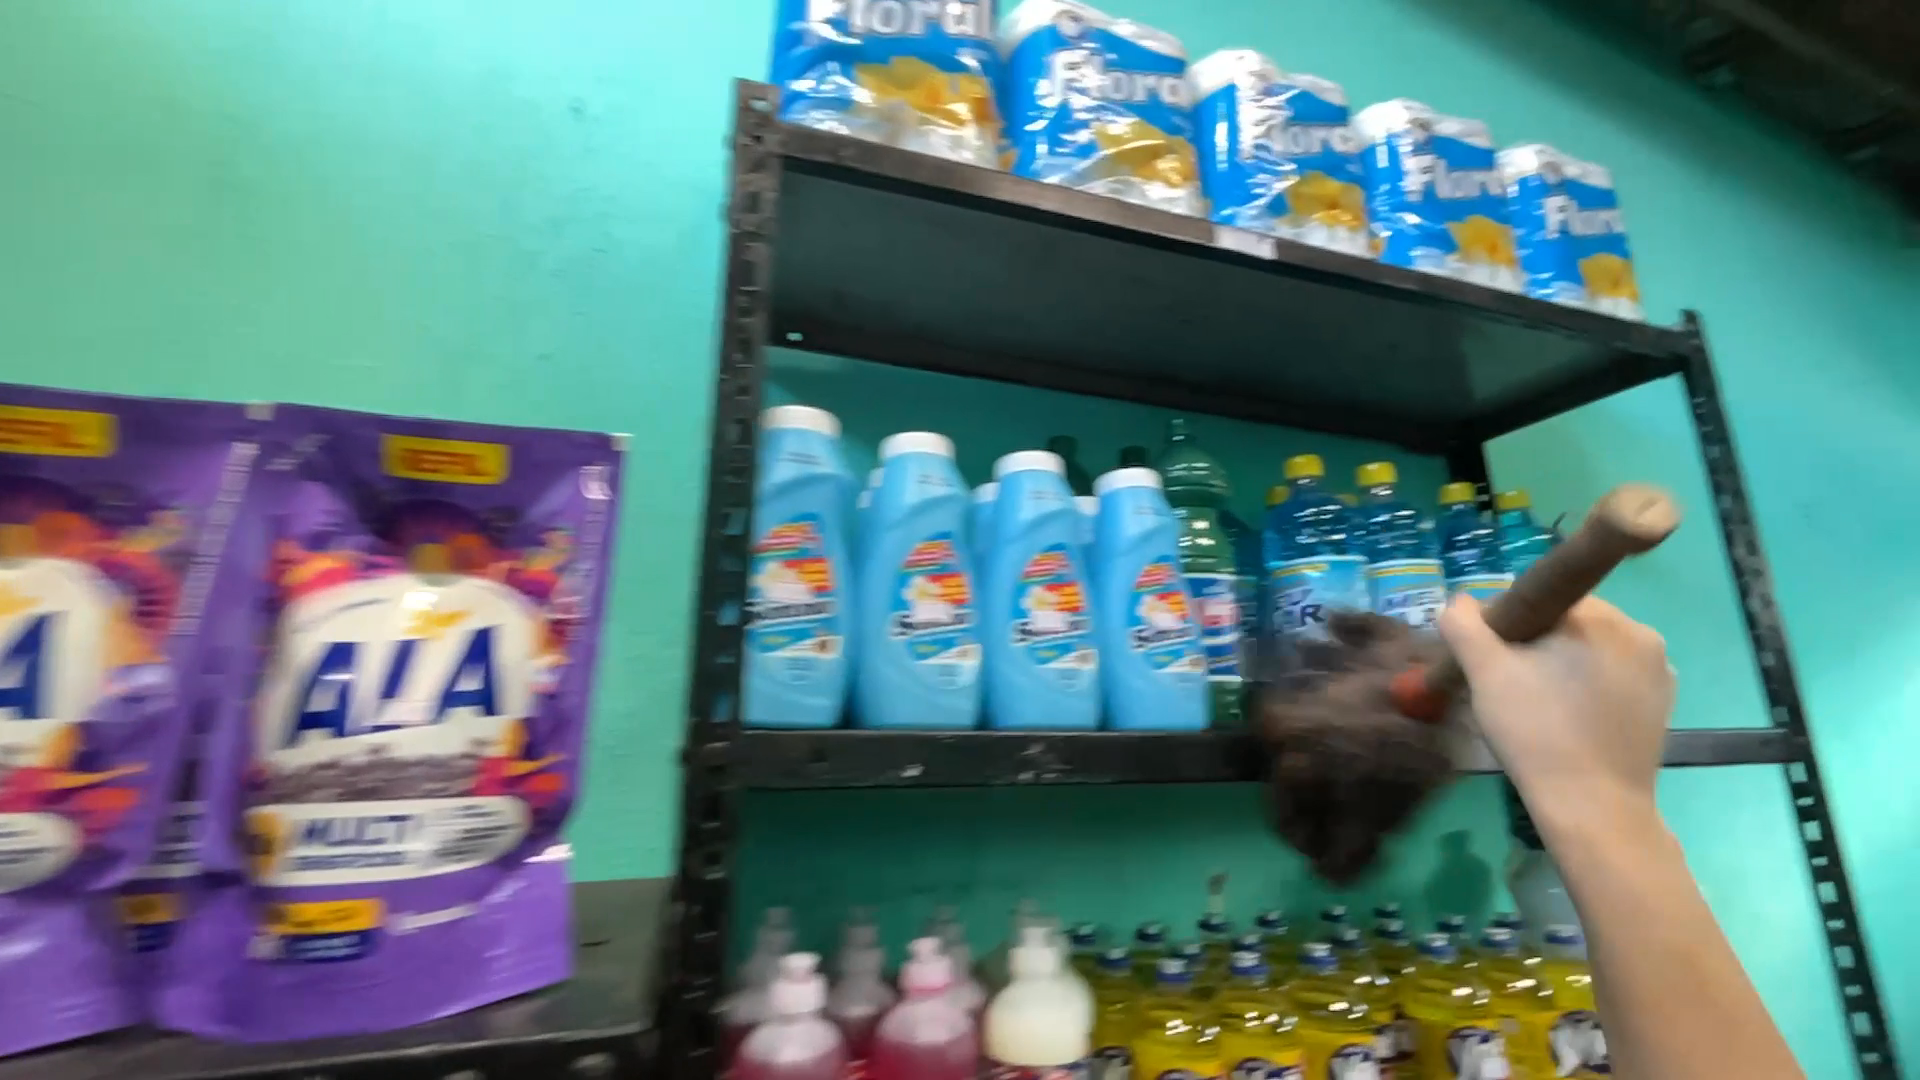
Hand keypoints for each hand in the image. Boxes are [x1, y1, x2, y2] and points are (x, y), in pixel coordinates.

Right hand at [1438, 593, 1674, 812]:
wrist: (1591, 806)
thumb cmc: (1535, 730)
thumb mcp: (1484, 671)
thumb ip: (1464, 624)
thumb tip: (1460, 600)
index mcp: (1603, 619)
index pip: (1538, 597)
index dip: (1503, 622)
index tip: (1486, 656)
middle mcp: (1642, 635)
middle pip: (1564, 620)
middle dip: (1529, 642)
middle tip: (1503, 681)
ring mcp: (1658, 671)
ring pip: (1585, 648)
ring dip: (1554, 662)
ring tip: (1531, 701)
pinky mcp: (1660, 702)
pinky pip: (1607, 674)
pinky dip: (1580, 684)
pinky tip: (1562, 715)